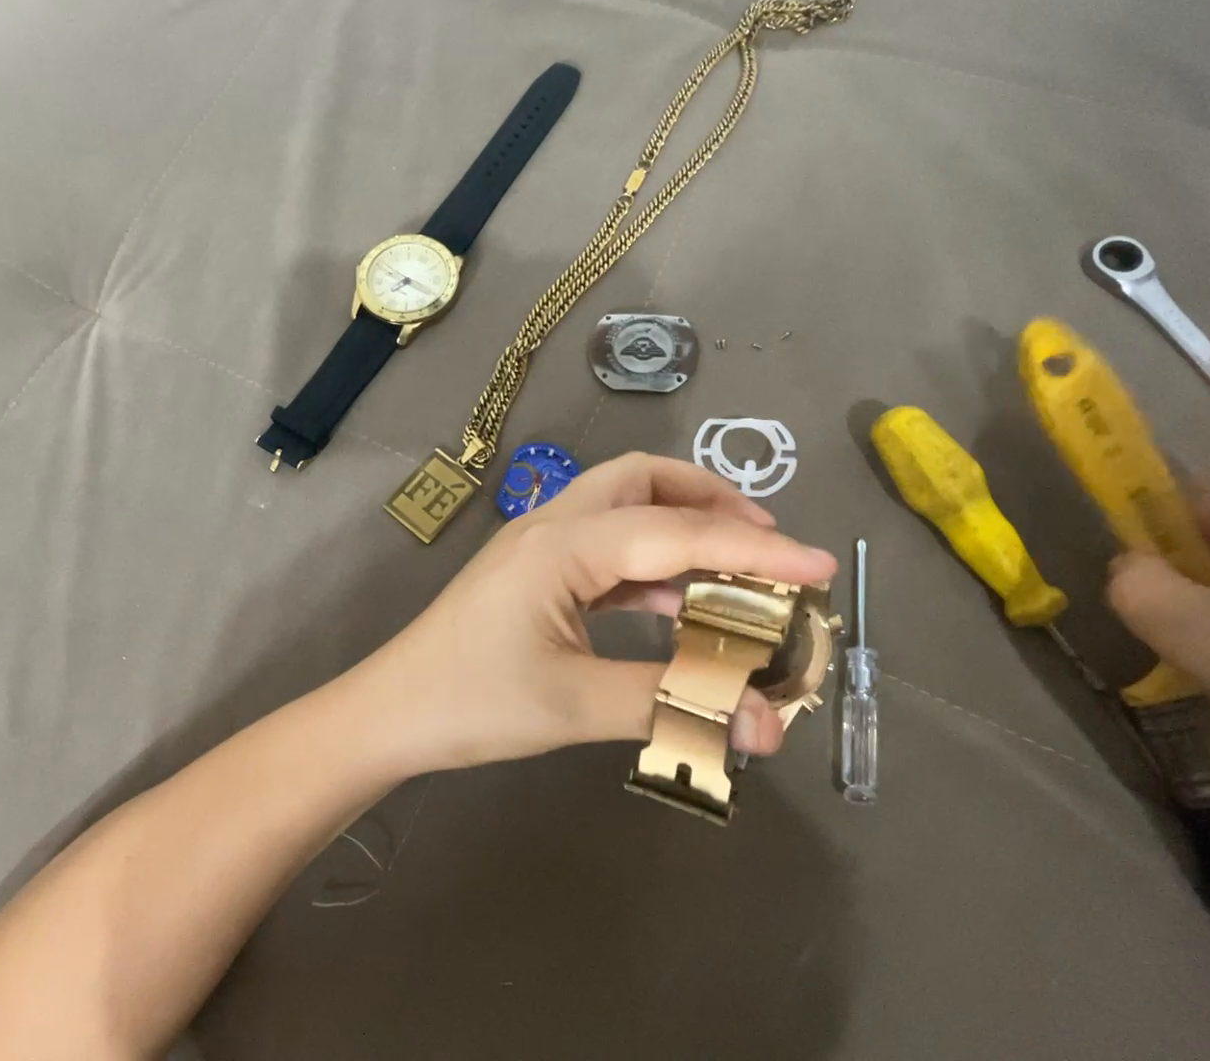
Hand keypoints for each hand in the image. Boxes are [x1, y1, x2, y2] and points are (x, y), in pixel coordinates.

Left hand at [352, 453, 837, 772]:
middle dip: (708, 503)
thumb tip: (767, 728)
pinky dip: (648, 567)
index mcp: (561, 546)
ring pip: (620, 512)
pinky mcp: (530, 578)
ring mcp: (535, 550)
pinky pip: (602, 553)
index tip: (820, 566)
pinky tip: (675, 605)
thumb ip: (672, 704)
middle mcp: (549, 530)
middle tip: (766, 545)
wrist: (389, 714)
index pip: (674, 531)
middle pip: (640, 482)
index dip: (753, 549)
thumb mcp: (575, 704)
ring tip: (735, 577)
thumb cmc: (471, 702)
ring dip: (679, 532)